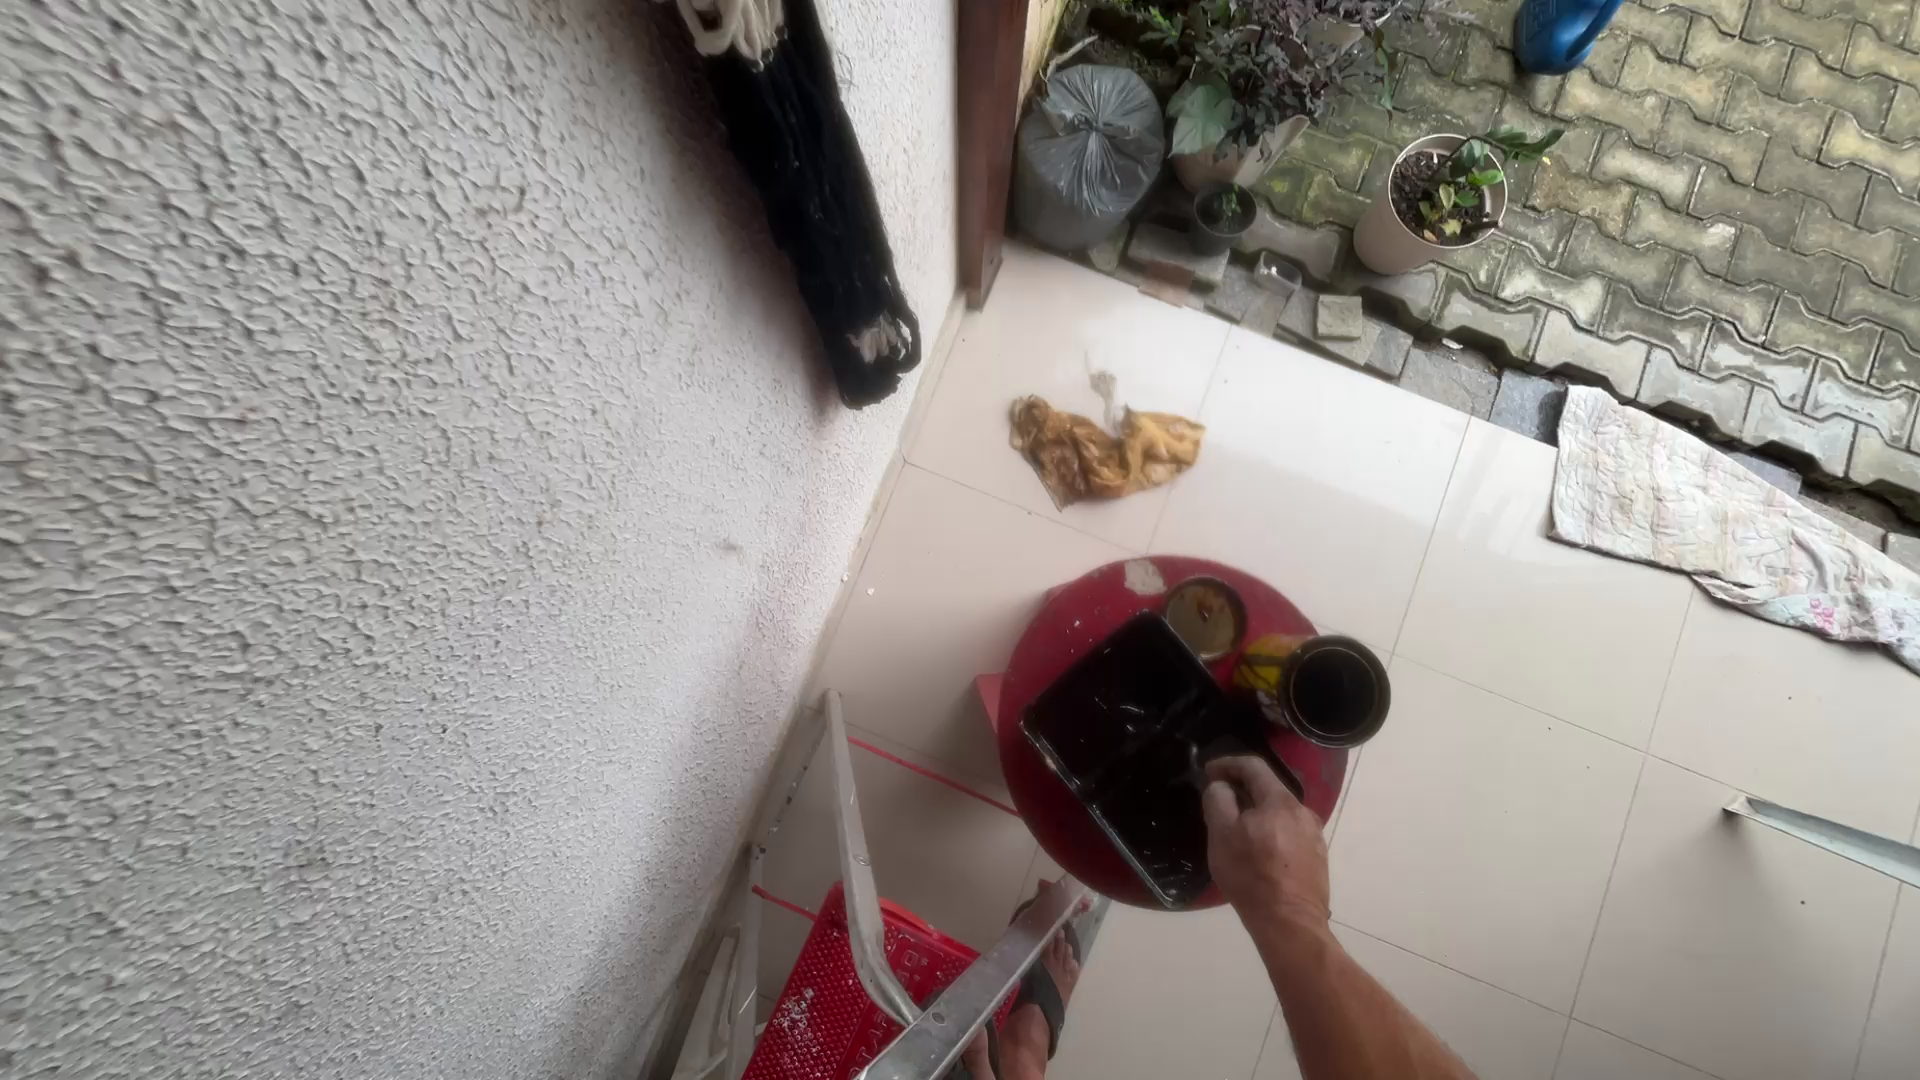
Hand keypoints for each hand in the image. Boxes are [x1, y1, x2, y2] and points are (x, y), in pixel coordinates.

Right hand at [1201, 755, 1330, 940]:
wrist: (1290, 925)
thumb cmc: (1251, 876)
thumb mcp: (1221, 834)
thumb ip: (1218, 800)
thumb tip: (1222, 786)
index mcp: (1280, 801)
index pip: (1253, 766)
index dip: (1227, 764)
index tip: (1208, 774)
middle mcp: (1303, 812)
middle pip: (1267, 788)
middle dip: (1240, 788)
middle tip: (1218, 801)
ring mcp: (1313, 835)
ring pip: (1278, 811)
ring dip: (1255, 811)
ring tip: (1235, 828)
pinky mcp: (1317, 857)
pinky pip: (1288, 831)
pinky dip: (1269, 829)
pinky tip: (1257, 849)